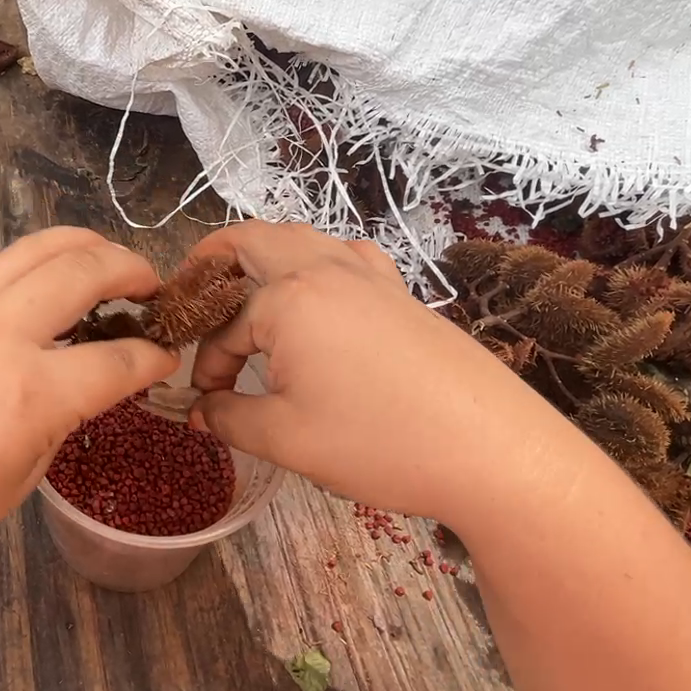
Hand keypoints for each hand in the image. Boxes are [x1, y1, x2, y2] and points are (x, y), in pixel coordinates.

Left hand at [0, 227, 179, 595]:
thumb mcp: (18, 477)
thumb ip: (62, 417)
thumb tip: (92, 380)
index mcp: (28, 393)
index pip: (118, 359)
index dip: (154, 358)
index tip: (166, 355)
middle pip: (83, 269)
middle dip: (132, 269)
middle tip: (150, 286)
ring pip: (34, 247)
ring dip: (82, 247)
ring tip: (104, 263)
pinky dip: (29, 275)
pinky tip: (33, 303)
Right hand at [186, 221, 605, 529]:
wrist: (496, 452)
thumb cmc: (380, 442)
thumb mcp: (286, 439)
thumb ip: (228, 418)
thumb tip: (198, 412)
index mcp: (289, 298)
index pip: (225, 329)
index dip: (206, 368)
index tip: (206, 403)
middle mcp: (324, 270)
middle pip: (252, 240)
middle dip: (212, 261)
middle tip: (193, 293)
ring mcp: (368, 275)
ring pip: (299, 238)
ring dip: (261, 255)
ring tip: (245, 291)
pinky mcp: (399, 291)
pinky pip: (343, 255)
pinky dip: (313, 262)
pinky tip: (317, 296)